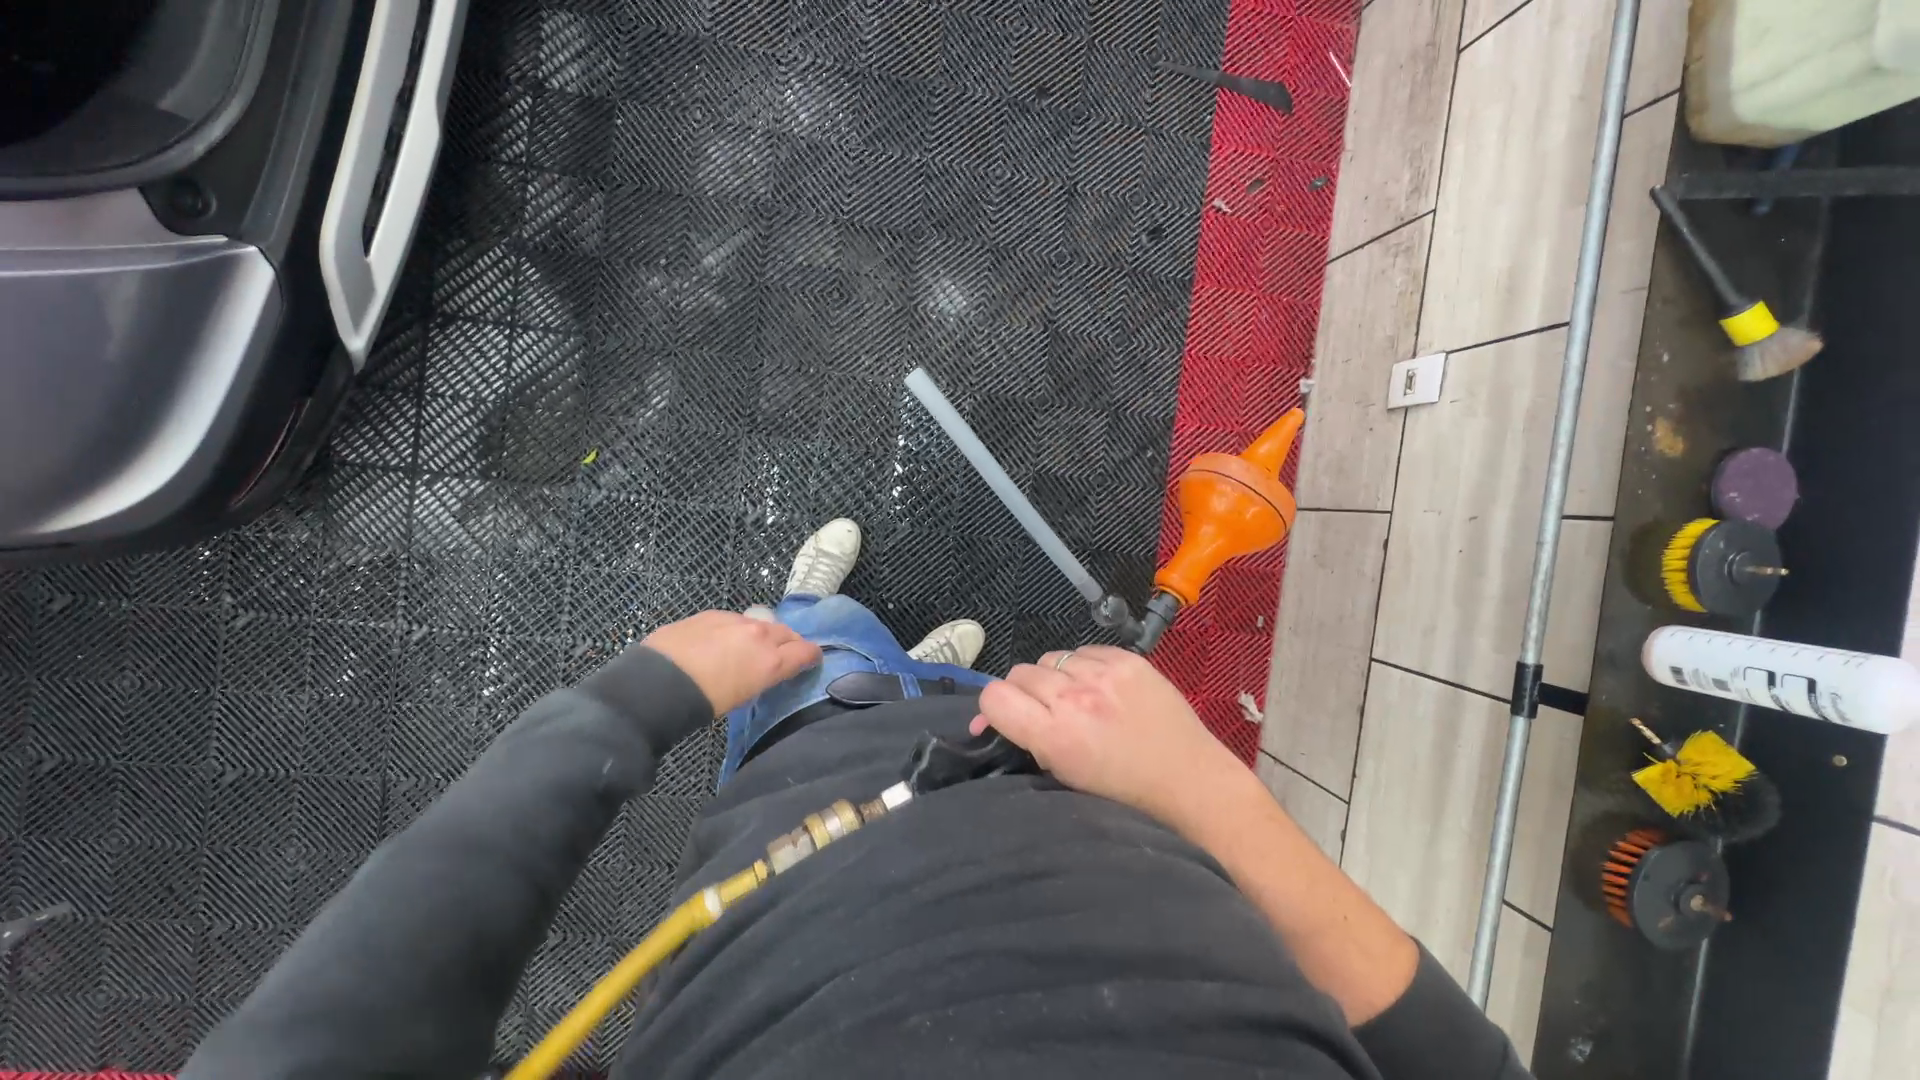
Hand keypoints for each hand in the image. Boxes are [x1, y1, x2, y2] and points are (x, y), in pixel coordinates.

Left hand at [641, 611, 821, 714]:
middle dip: (789, 642)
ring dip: (761, 634)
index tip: (811, 660)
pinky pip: (732, 620)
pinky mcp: (711, 614)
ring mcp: (734, 620)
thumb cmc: (703, 702)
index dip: (812, 656)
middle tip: (782, 655)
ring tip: (748, 648)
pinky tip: (720, 641)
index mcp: (771, 661)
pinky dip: (734, 629)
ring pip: (759, 623)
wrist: (659, 683)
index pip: (806, 651)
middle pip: (786, 633)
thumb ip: (762, 676)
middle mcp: (759, 635)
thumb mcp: (743, 696)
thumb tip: (763, 669)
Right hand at [971, 645, 1243, 823]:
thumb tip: (991, 718)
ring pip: (1050, 658)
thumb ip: (1027, 742)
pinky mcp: (1128, 659)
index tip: (1007, 719)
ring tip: (1077, 699)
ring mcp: (1103, 673)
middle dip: (1024, 693)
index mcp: (1055, 735)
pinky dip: (1084, 666)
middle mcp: (1074, 697)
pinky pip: (1084, 650)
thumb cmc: (1123, 791)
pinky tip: (1101, 688)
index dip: (995, 707)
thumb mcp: (1064, 775)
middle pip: (1019, 673)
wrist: (1189, 780)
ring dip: (1055, 677)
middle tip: (1046, 713)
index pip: (995, 696)